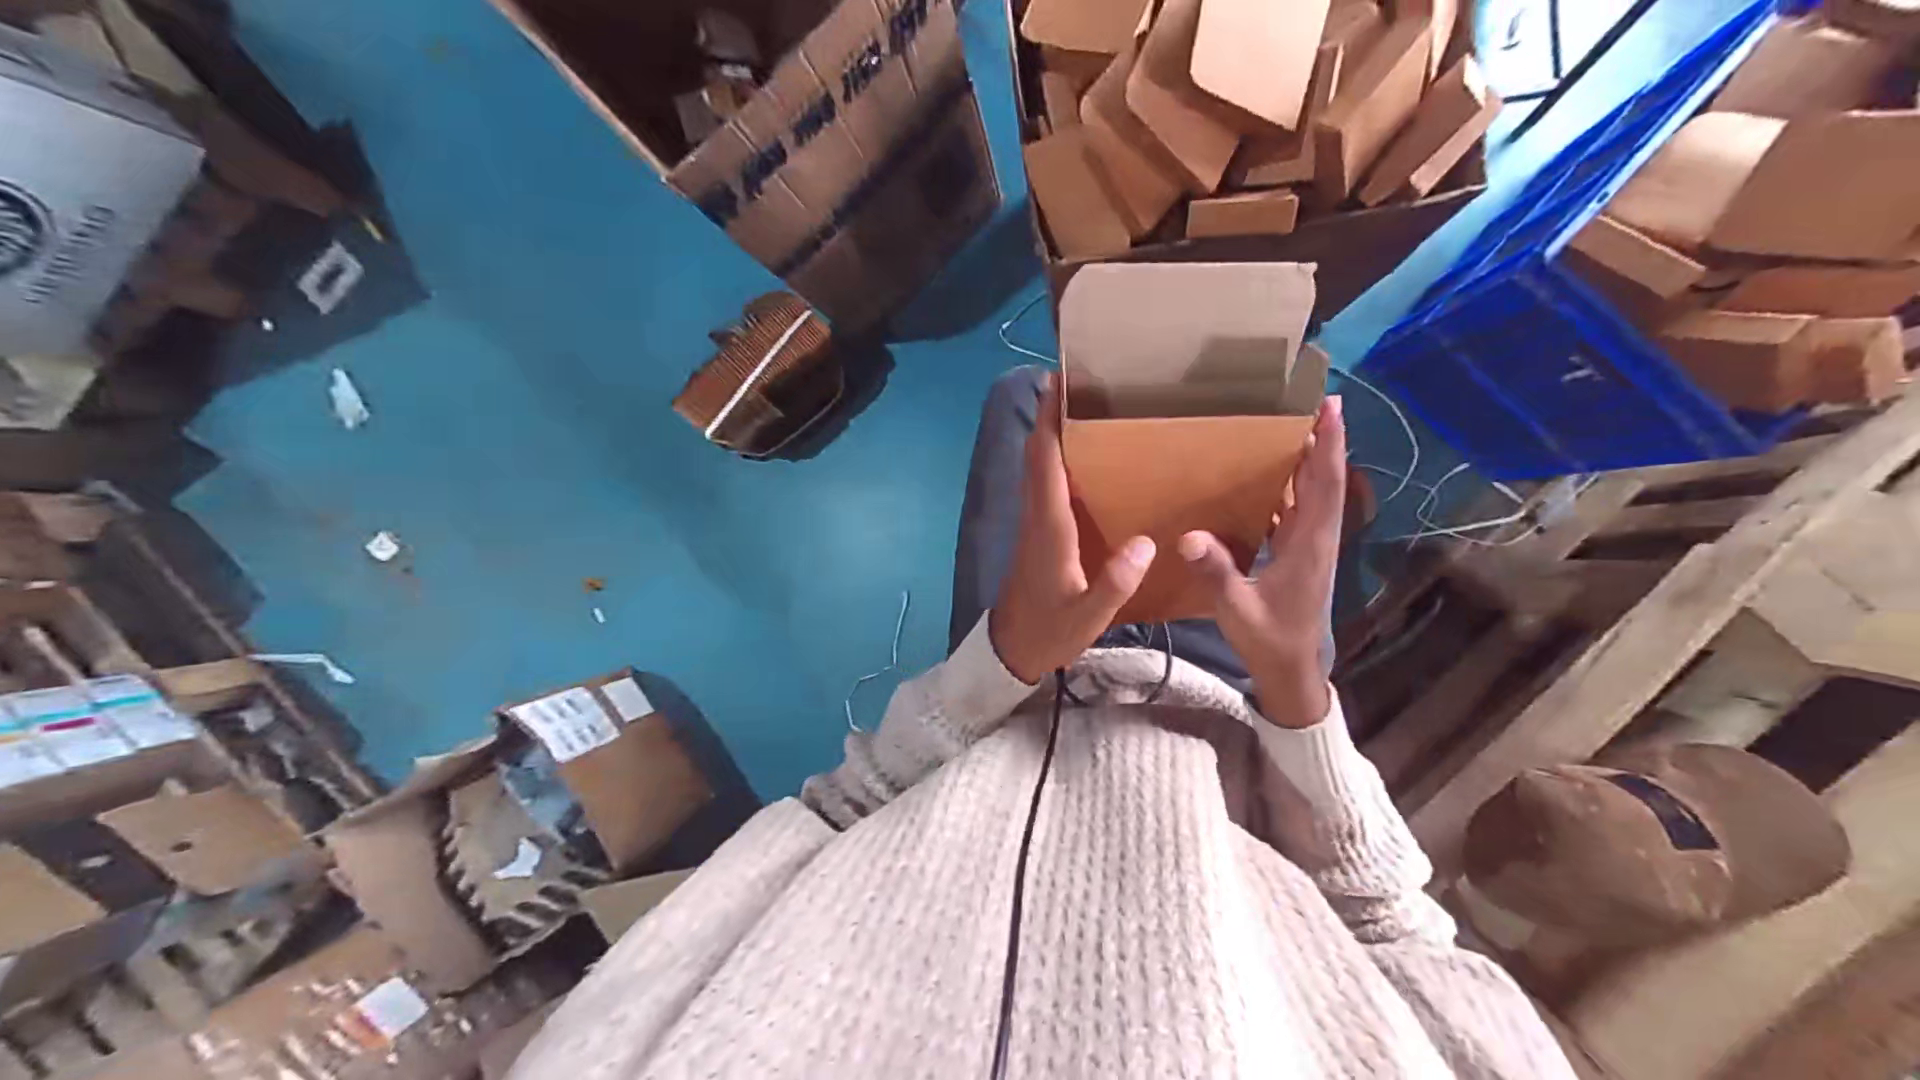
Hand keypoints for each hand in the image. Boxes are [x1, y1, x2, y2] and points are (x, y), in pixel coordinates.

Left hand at [989, 374, 1154, 684]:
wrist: (1011, 648)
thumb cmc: (1048, 630)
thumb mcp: (1087, 614)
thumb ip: (1114, 582)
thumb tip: (1145, 542)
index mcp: (1049, 527)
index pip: (1044, 461)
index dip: (1048, 420)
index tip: (1058, 381)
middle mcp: (1037, 515)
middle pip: (1037, 454)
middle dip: (1050, 414)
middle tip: (1078, 381)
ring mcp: (1033, 523)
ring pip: (1038, 466)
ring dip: (1051, 433)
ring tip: (1084, 408)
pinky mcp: (1037, 532)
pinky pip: (1044, 484)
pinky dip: (1055, 459)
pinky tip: (1082, 459)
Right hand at [1179, 396, 1344, 727]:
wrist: (1292, 670)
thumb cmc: (1269, 639)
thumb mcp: (1237, 609)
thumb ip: (1217, 574)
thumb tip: (1188, 536)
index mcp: (1309, 545)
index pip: (1323, 485)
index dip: (1328, 446)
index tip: (1331, 407)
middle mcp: (1316, 538)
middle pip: (1325, 480)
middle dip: (1323, 441)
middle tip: (1312, 404)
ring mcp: (1309, 547)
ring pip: (1314, 493)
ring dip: (1310, 461)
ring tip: (1292, 430)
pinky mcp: (1298, 555)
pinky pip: (1299, 510)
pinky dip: (1292, 486)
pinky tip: (1270, 478)